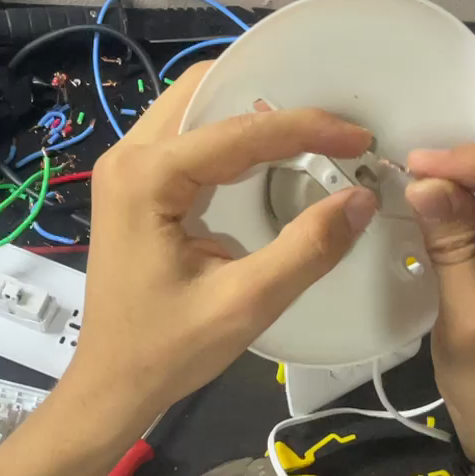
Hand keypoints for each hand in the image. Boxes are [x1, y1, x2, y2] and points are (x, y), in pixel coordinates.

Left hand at [65, 62, 380, 419]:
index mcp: (146, 178)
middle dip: (272, 99)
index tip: (362, 139)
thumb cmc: (168, 350)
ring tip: (307, 138)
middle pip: (206, 92)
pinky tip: (264, 161)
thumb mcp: (245, 303)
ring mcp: (124, 171)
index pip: (240, 130)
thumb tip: (361, 198)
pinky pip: (184, 142)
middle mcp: (127, 158)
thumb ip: (307, 248)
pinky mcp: (131, 190)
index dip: (308, 128)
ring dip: (249, 116)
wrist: (112, 384)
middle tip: (328, 127)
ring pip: (194, 112)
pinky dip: (227, 142)